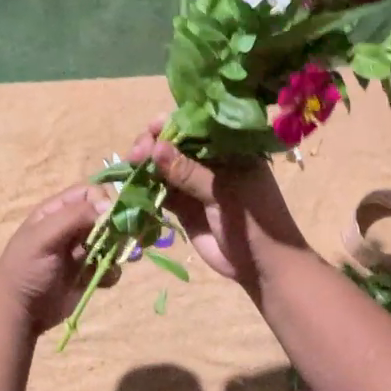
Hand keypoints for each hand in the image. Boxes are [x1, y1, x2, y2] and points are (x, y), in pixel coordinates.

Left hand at [0, 185, 119, 333]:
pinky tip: (103, 281)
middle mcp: (71, 228)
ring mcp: (81, 251)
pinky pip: (110, 266)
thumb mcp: (43, 238)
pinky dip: (111, 272)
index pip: (88, 192)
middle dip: (118, 226)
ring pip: (112, 241)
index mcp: (55, 212)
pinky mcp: (89, 274)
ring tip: (122, 260)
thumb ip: (73, 217)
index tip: (112, 217)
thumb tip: (109, 204)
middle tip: (128, 240)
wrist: (20, 313)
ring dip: (119, 250)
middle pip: (104, 216)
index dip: (103, 200)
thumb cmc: (26, 270)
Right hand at [127, 116, 307, 287]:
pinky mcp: (184, 207)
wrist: (260, 265)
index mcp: (230, 149)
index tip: (153, 127)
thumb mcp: (224, 192)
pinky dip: (146, 188)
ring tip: (130, 166)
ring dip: (146, 165)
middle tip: (137, 154)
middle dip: (154, 144)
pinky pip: (161, 192)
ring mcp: (196, 184)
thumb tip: (156, 148)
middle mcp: (211, 162)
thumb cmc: (254, 221)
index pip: (198, 127)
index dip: (173, 124)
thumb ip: (189, 171)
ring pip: (165, 167)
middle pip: (176, 145)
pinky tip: (132, 185)